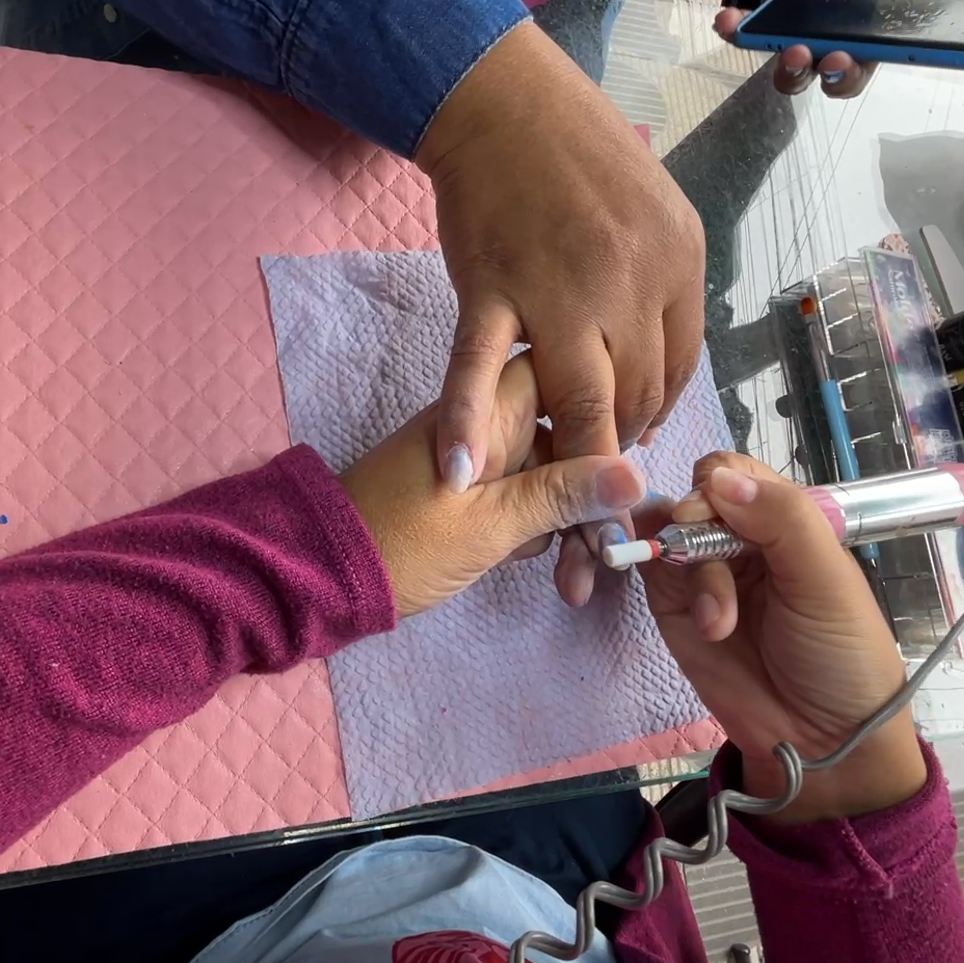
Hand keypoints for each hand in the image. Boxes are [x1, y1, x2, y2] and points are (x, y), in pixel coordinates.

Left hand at [341, 355, 644, 616]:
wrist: (326, 575)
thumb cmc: (403, 544)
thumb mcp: (488, 525)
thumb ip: (561, 496)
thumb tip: (637, 476)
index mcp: (486, 412)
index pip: (562, 384)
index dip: (602, 423)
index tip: (627, 483)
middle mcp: (483, 425)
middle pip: (561, 442)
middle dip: (585, 500)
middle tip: (599, 560)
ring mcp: (474, 459)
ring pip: (543, 478)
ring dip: (559, 526)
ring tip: (565, 578)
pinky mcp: (464, 491)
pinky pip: (515, 499)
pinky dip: (526, 531)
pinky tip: (524, 562)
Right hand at [415, 22, 704, 493]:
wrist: (503, 107)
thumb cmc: (581, 159)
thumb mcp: (655, 214)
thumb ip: (663, 293)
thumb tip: (650, 378)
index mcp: (676, 260)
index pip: (678, 369)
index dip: (654, 417)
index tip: (628, 439)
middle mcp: (627, 279)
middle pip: (633, 394)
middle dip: (616, 447)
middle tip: (592, 480)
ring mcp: (556, 287)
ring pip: (575, 396)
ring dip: (567, 457)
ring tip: (554, 492)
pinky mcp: (489, 291)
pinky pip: (478, 367)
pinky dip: (467, 421)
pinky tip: (460, 472)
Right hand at [634, 453, 924, 821]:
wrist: (815, 740)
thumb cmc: (839, 655)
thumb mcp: (826, 582)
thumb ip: (781, 522)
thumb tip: (715, 477)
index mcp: (783, 521)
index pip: (733, 473)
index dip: (713, 484)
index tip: (705, 513)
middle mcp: (737, 536)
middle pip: (690, 498)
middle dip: (689, 526)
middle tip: (698, 561)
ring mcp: (699, 567)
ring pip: (663, 531)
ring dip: (681, 568)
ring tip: (714, 625)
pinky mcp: (670, 598)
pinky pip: (643, 563)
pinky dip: (639, 566)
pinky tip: (678, 608)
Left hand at [714, 0, 963, 97]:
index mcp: (873, 36)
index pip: (865, 70)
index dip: (857, 75)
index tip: (854, 67)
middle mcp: (833, 43)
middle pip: (825, 79)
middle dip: (826, 75)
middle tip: (830, 60)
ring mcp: (798, 32)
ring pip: (787, 71)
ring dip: (787, 67)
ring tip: (794, 50)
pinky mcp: (766, 17)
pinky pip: (745, 32)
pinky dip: (734, 28)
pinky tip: (727, 20)